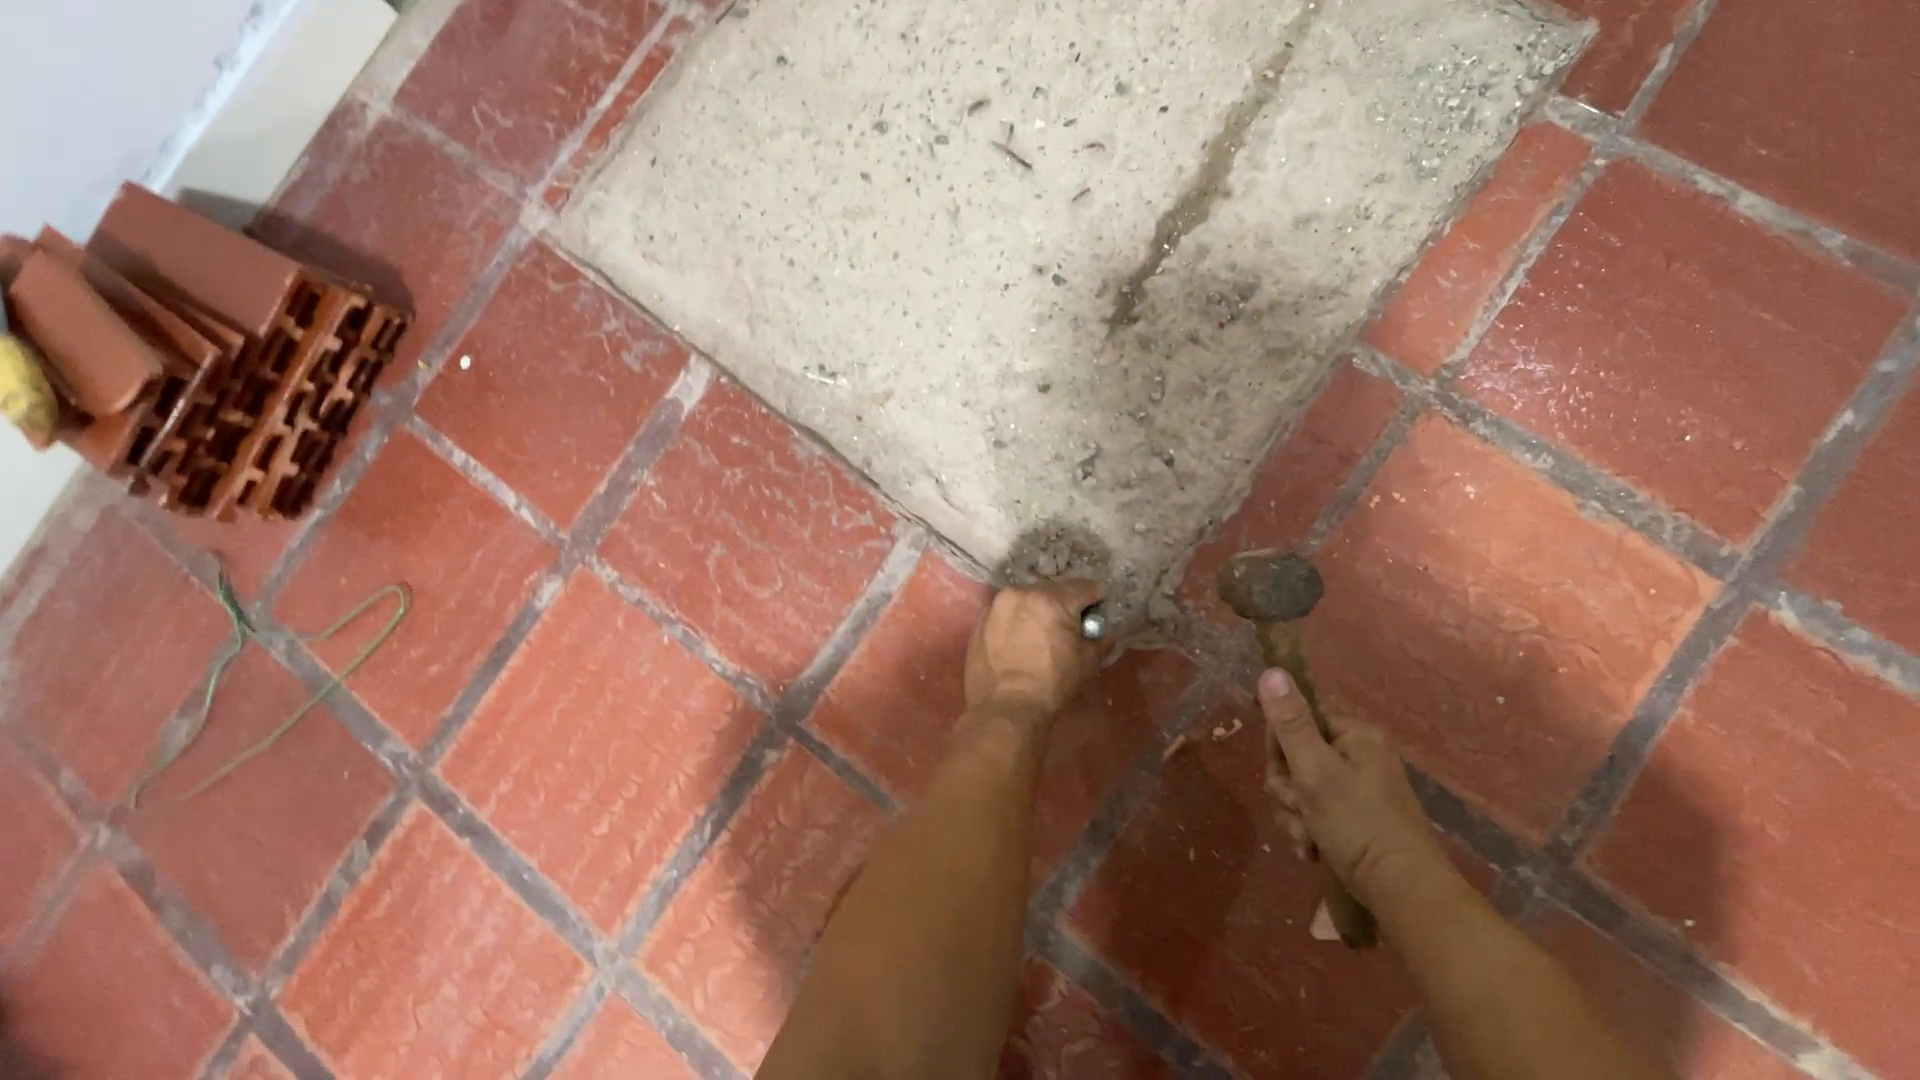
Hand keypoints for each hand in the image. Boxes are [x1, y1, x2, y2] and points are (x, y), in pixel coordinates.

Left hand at [964, 580, 1104, 720]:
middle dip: (1065, 603)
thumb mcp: (1086, 663)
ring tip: (1042, 633)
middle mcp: (1021, 593)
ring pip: (1026, 599)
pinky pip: (1006, 613)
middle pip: (1053, 590)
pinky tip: (1019, 641)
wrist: (1004, 708)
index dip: (1097, 597)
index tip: (1099, 607)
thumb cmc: (1051, 685)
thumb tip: (1106, 635)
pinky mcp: (980, 621)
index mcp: (1051, 599)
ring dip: (1038, 610)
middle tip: (1070, 625)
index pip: (1084, 587)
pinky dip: (1016, 620)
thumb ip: (1100, 641)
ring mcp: (996, 605)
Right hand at [1258, 669, 1450, 906]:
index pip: (1298, 719)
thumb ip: (1290, 723)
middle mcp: (1360, 754)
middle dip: (1288, 787)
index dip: (1280, 746)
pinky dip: (1309, 828)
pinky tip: (1312, 849)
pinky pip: (1317, 811)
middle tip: (1298, 807)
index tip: (1284, 772)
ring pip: (1302, 787)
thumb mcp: (1315, 771)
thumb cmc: (1358, 825)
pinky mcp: (1358, 817)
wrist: (1404, 891)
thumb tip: (1271, 670)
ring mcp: (1360, 787)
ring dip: (1295, 813)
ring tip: (1308, 837)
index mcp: (1356, 734)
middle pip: (1297, 755)